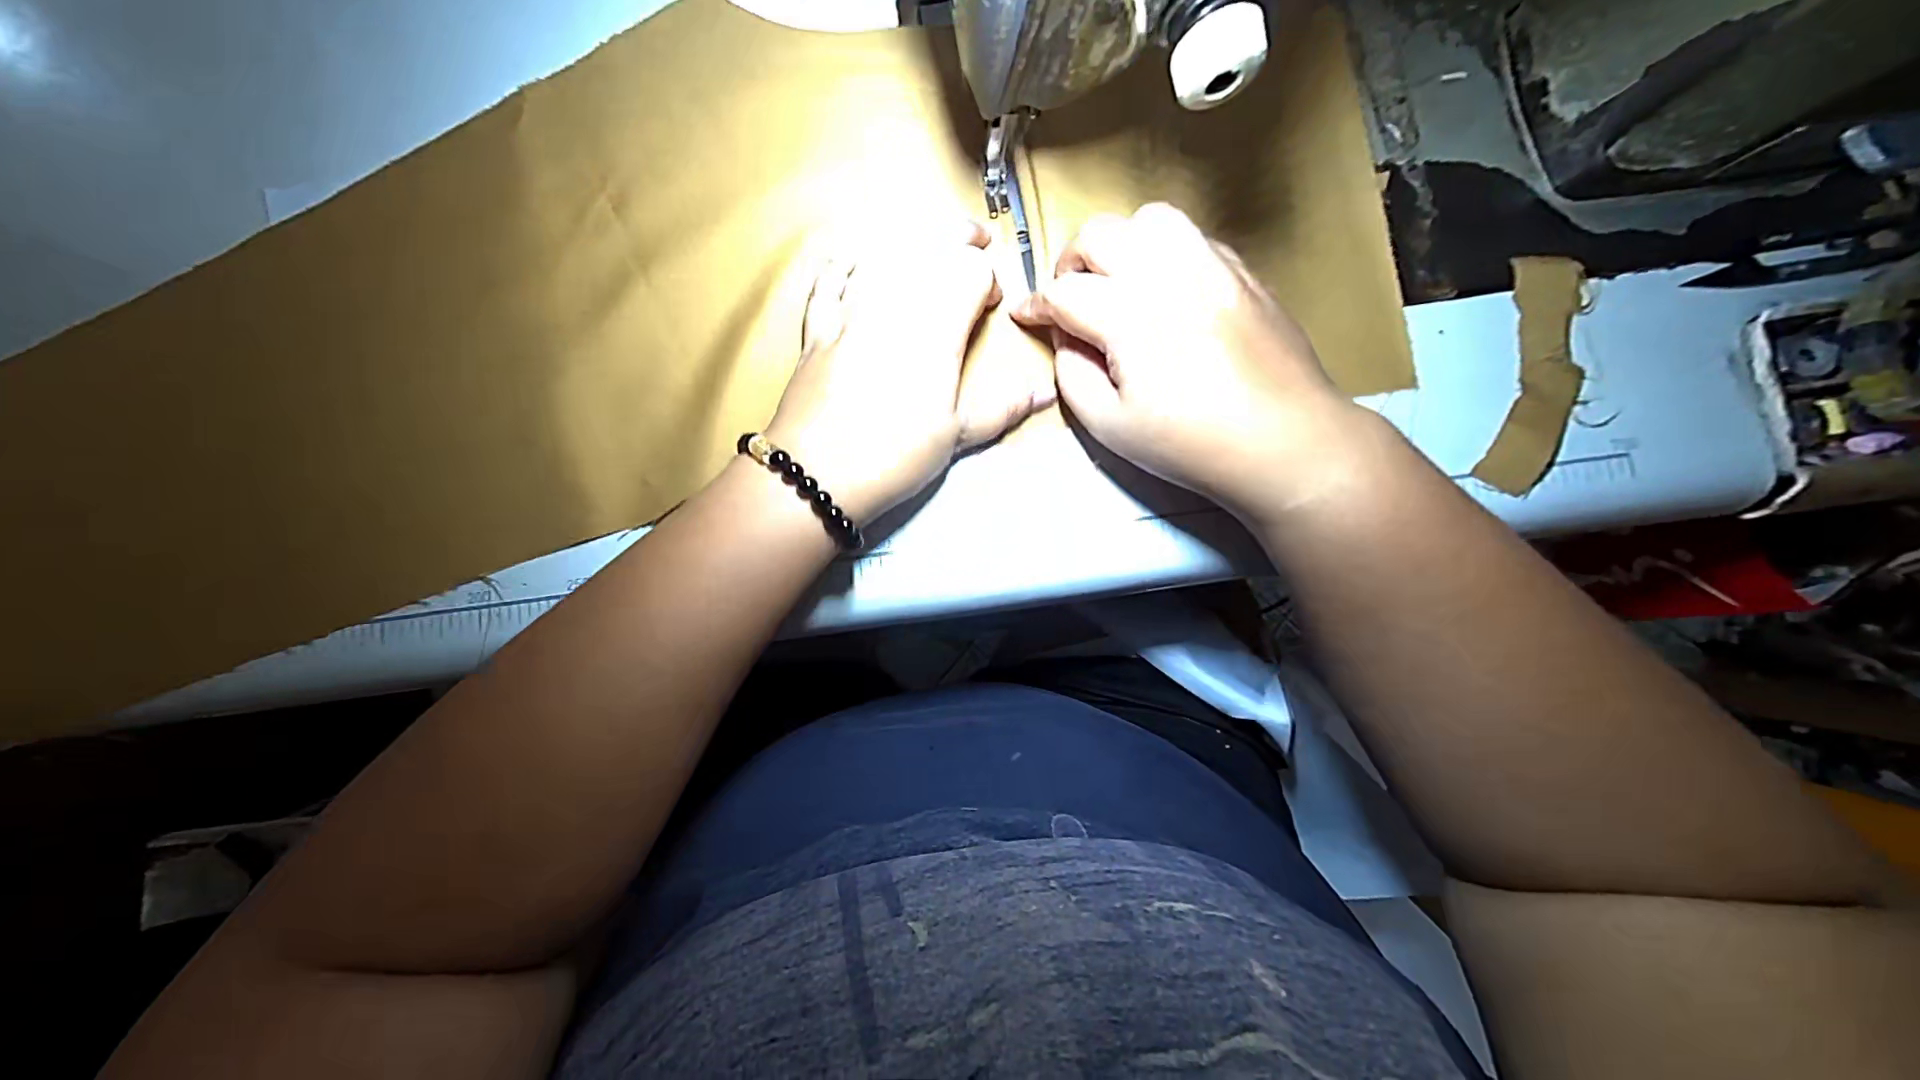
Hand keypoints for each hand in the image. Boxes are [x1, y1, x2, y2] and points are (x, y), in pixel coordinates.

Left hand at [763, 221, 1054, 524]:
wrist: (818, 473)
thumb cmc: (895, 455)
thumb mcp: (957, 435)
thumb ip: (1003, 407)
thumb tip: (1044, 394)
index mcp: (937, 325)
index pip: (971, 270)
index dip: (988, 278)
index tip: (991, 303)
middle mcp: (894, 302)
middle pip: (929, 245)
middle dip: (957, 237)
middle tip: (973, 239)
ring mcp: (850, 310)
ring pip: (882, 251)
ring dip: (909, 240)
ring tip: (925, 244)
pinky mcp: (816, 326)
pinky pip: (829, 278)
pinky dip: (845, 265)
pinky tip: (854, 263)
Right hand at [1013, 203, 1373, 523]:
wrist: (1284, 440)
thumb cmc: (1191, 444)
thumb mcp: (1110, 426)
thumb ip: (1072, 375)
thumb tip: (1065, 337)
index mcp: (1129, 316)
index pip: (1063, 291)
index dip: (1035, 305)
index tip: (1025, 316)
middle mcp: (1167, 275)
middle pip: (1100, 234)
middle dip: (1070, 263)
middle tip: (1070, 299)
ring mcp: (1211, 266)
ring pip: (1150, 219)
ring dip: (1120, 245)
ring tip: (1118, 283)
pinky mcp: (1241, 271)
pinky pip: (1192, 237)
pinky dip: (1163, 253)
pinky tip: (1164, 291)